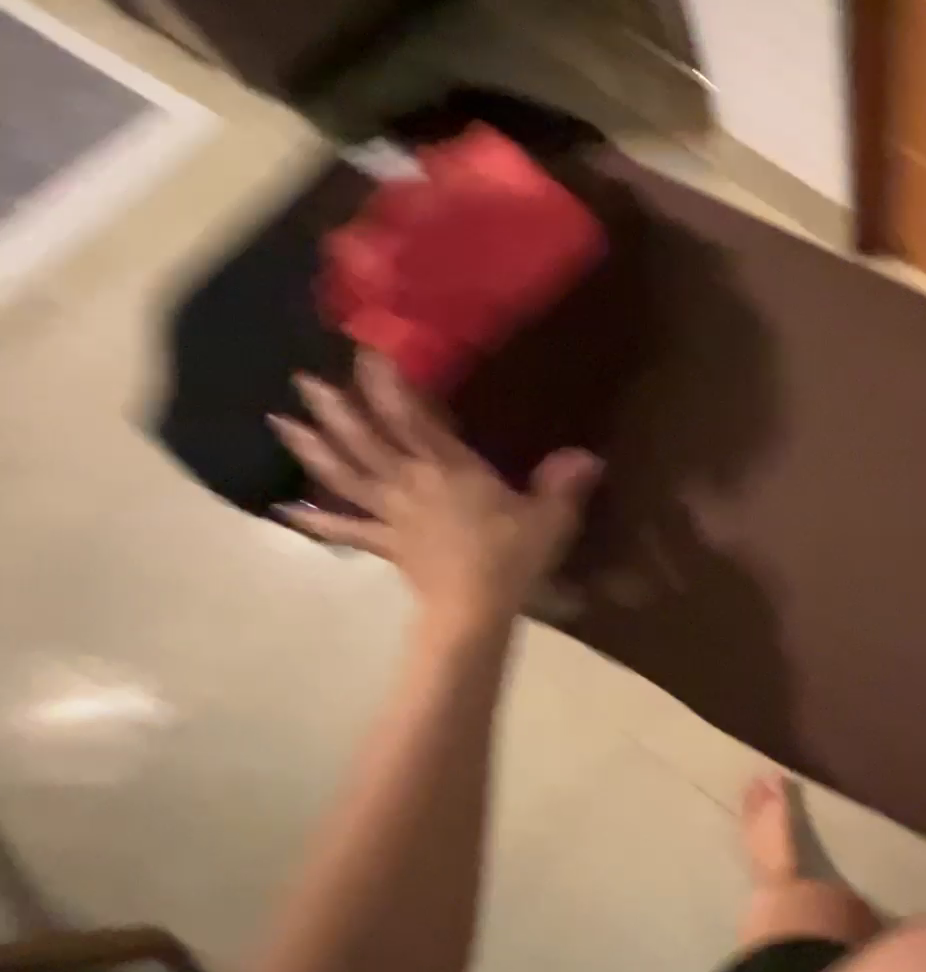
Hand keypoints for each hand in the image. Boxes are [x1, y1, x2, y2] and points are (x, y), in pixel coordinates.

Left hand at [268, 353, 601, 625]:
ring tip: (282, 421)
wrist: (473, 609)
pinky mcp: (386, 544)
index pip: (413, 418)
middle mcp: (411, 483)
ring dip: (313, 449)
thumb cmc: (512, 556)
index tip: (367, 351)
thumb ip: (562, 483)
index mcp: (450, 469)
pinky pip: (345, 528)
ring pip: (346, 475)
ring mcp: (391, 514)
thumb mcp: (550, 517)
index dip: (389, 385)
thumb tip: (587, 455)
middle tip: (304, 380)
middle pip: (366, 441)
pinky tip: (285, 510)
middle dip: (337, 408)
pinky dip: (314, 520)